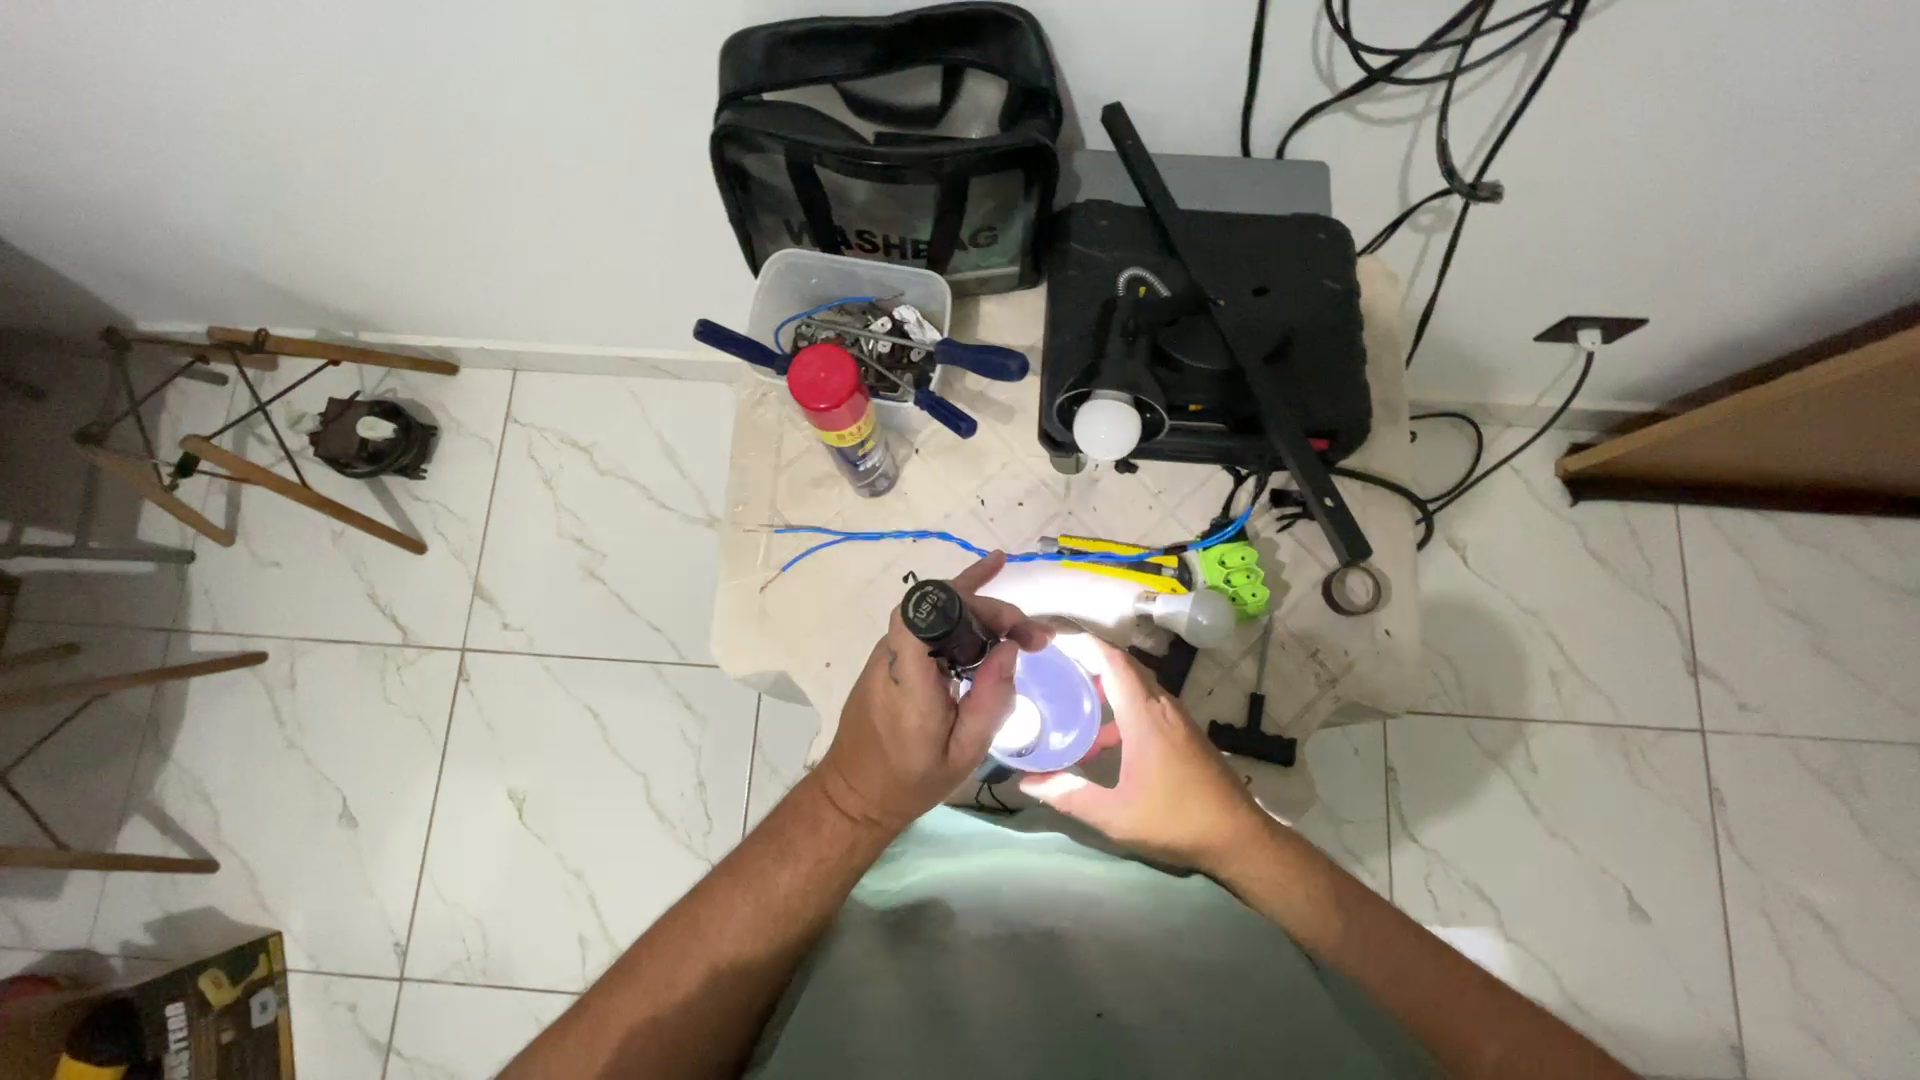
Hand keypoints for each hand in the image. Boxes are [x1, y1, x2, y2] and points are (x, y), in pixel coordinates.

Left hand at [813, 552, 1052, 833]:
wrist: (855, 793)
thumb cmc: (910, 780)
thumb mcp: (963, 752)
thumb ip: (990, 700)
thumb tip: (1009, 647)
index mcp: (909, 676)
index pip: (931, 611)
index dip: (976, 605)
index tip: (1015, 629)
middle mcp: (893, 652)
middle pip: (942, 605)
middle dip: (993, 611)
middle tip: (1035, 638)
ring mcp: (889, 652)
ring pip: (936, 611)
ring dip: (981, 611)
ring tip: (1025, 629)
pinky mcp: (893, 658)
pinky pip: (929, 626)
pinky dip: (961, 610)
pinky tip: (988, 577)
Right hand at [1019, 637, 1269, 872]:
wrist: (1239, 838)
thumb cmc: (1176, 821)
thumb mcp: (1115, 815)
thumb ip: (1069, 796)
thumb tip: (1027, 783)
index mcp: (1144, 716)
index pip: (1112, 661)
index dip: (1083, 643)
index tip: (1053, 638)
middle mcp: (1162, 707)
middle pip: (1123, 667)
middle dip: (1087, 661)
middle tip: (1052, 667)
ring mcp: (1178, 719)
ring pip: (1136, 687)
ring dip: (1105, 687)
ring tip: (1070, 702)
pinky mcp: (1185, 734)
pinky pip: (1147, 704)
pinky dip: (1121, 707)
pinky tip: (1103, 739)